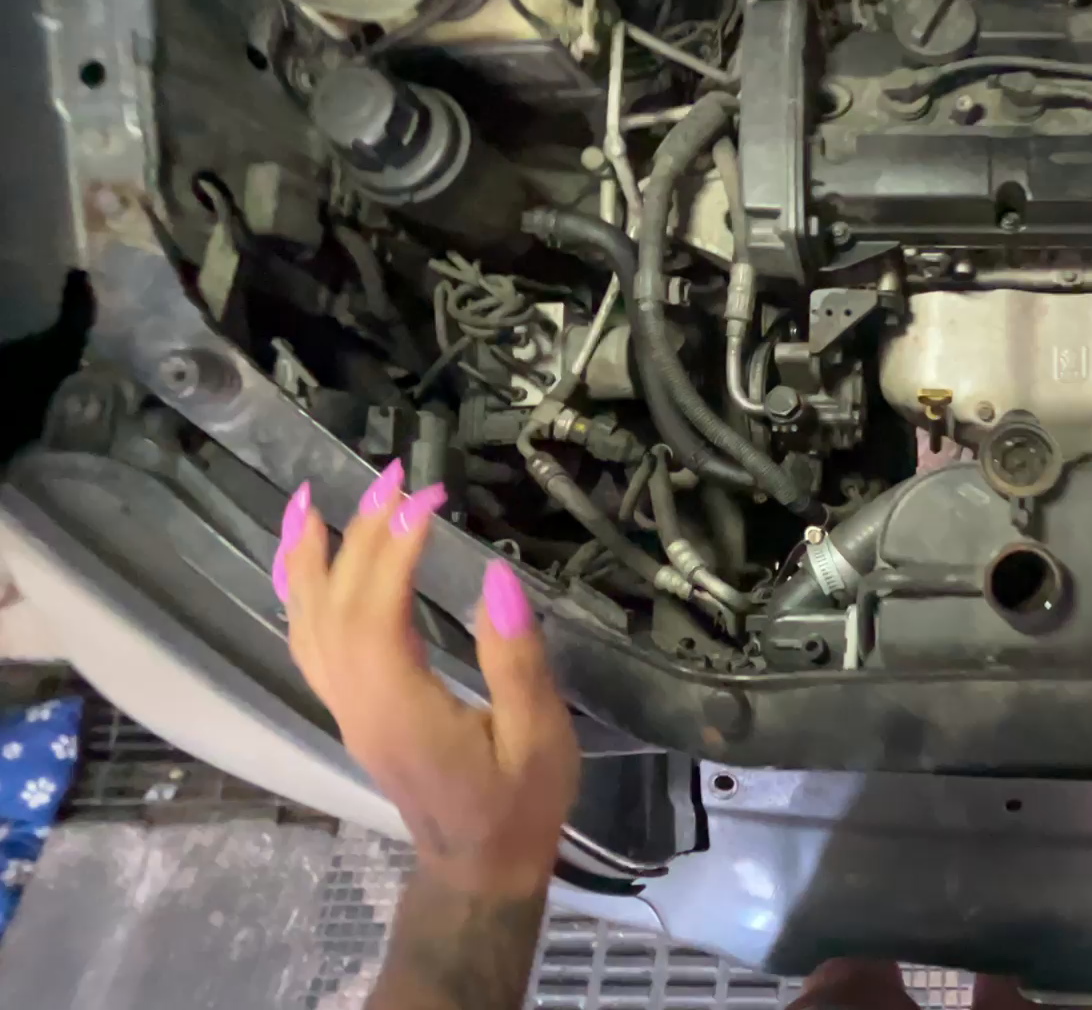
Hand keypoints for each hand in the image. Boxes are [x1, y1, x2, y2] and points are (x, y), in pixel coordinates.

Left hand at [274, 461, 579, 898]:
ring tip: (314, 501)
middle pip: (332, 610)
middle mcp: (357, 704)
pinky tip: (316, 566)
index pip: (377, 615)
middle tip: (391, 476)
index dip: (394, 551)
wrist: (482, 864)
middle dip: (355, 535)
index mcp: (401, 709)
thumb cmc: (521, 799)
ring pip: (305, 626)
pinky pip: (312, 642)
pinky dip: (305, 593)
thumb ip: (516, 659)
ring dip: (306, 559)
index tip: (431, 498)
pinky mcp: (356, 709)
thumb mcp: (538, 733)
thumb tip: (499, 579)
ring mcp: (348, 709)